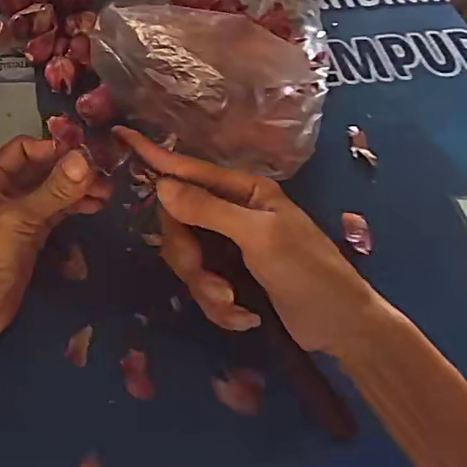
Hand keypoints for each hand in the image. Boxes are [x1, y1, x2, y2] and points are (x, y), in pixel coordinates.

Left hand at [0, 137, 111, 343]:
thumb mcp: (20, 220)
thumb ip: (54, 191)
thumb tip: (86, 159)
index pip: (23, 150)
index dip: (52, 148)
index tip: (86, 151)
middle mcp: (2, 191)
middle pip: (40, 169)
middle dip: (70, 169)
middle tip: (105, 172)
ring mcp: (17, 213)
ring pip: (51, 191)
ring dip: (77, 188)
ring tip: (107, 191)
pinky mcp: (31, 234)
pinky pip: (55, 212)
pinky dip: (74, 206)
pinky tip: (96, 205)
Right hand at [116, 128, 381, 353]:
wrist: (345, 330)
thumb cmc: (310, 273)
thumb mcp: (259, 238)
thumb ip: (208, 209)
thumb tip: (161, 185)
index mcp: (242, 190)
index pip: (187, 169)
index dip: (153, 154)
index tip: (120, 135)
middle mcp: (229, 211)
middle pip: (177, 223)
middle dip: (190, 259)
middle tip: (213, 284)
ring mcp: (227, 244)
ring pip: (185, 257)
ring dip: (205, 288)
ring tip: (233, 305)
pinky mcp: (228, 275)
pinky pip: (199, 284)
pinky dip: (218, 306)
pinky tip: (244, 317)